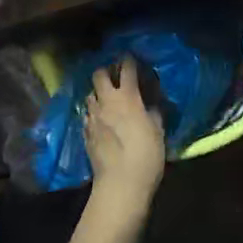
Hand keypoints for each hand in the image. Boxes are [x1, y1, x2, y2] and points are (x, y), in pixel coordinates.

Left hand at [83, 56, 165, 205]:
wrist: (120, 183)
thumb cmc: (146, 156)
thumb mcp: (158, 131)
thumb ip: (153, 112)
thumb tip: (149, 104)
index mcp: (127, 98)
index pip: (126, 69)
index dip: (129, 61)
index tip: (132, 59)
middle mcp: (106, 102)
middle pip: (98, 74)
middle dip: (106, 71)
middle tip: (115, 76)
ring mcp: (92, 116)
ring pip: (90, 94)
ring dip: (98, 93)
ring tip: (108, 100)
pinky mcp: (85, 132)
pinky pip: (87, 114)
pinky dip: (94, 112)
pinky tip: (101, 120)